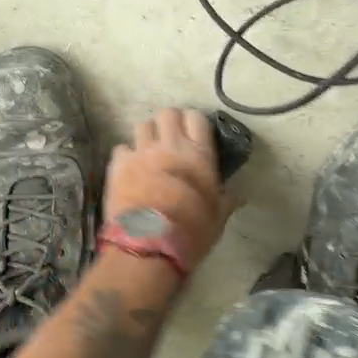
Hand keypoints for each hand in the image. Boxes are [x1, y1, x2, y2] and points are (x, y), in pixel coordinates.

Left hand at [106, 108, 228, 265]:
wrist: (148, 244)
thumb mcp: (217, 218)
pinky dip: (126, 155)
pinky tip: (130, 168)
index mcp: (197, 154)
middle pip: (167, 113)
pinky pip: (122, 148)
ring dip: (148, 135)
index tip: (194, 135)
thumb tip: (239, 196)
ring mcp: (141, 151)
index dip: (194, 122)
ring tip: (150, 151)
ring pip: (142, 124)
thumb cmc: (190, 231)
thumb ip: (226, 200)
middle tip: (171, 140)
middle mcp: (169, 145)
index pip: (196, 117)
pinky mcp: (118, 163)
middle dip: (169, 123)